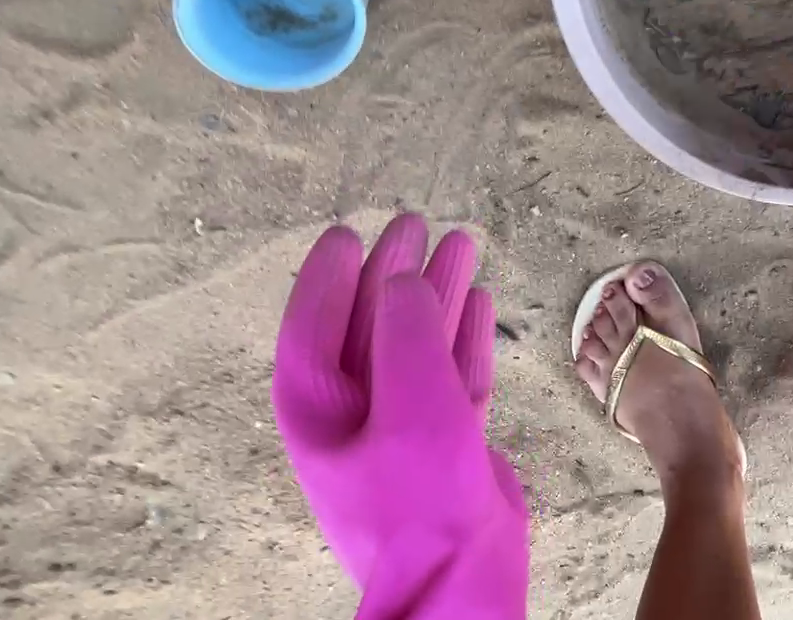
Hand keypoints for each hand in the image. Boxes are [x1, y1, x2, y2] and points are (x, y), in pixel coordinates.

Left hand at [271, 214, 526, 605]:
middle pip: (371, 322)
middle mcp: (357, 408)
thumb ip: (407, 334)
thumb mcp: (412, 404)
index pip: (313, 324)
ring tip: (463, 243)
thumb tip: (403, 280)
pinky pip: (452, 365)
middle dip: (393, 271)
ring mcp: (405, 420)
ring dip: (438, 291)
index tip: (351, 231)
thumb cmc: (422, 490)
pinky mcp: (447, 431)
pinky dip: (463, 332)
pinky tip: (478, 302)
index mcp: (321, 406)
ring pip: (419, 338)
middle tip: (416, 222)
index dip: (330, 275)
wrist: (461, 570)